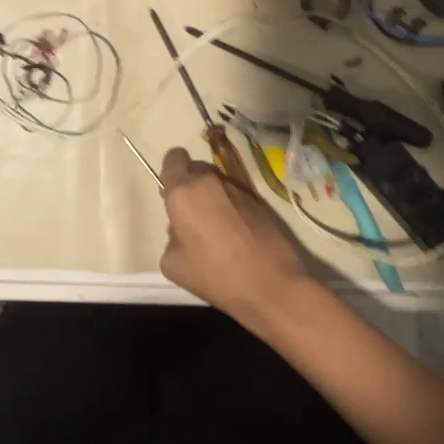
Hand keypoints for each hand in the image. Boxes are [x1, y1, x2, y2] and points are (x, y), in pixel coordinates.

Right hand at [159, 146, 316, 329]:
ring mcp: (237, 189)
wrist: (273, 285)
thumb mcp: (173, 265)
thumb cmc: (216, 276)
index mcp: (184, 192)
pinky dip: (231, 209)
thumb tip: (181, 231)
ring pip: (216, 183)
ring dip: (212, 199)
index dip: (171, 173)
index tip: (172, 197)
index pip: (173, 158)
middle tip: (193, 219)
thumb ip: (170, 238)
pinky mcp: (258, 201)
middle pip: (195, 169)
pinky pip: (234, 196)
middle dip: (191, 187)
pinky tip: (236, 237)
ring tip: (217, 232)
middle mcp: (210, 182)